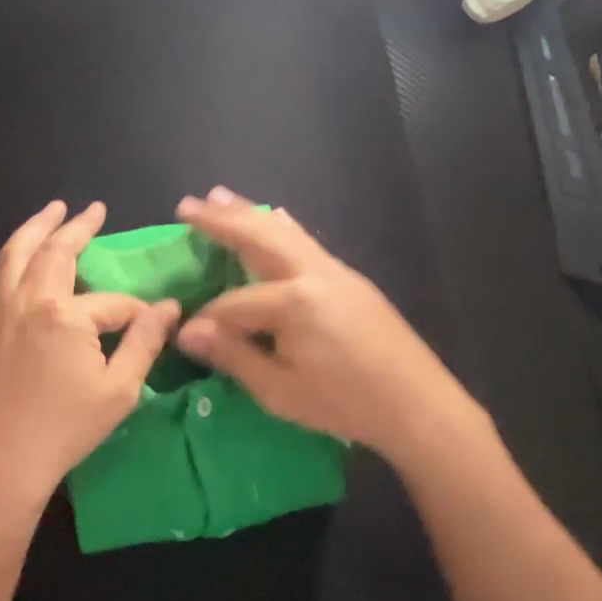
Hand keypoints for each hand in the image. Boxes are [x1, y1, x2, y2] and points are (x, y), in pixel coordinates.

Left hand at [0, 200, 180, 522]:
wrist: (5, 457)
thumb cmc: (66, 428)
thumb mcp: (118, 390)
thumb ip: (143, 342)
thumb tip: (168, 307)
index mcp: (65, 314)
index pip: (112, 301)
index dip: (136, 311)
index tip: (153, 320)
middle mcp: (28, 299)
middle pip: (55, 252)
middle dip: (78, 228)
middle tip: (93, 210)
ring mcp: (0, 308)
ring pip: (17, 253)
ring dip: (37, 227)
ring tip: (53, 210)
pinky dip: (12, 253)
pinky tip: (21, 253)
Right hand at [173, 186, 484, 460]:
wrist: (419, 406)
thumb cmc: (345, 404)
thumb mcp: (279, 390)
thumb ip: (233, 355)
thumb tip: (187, 332)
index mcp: (294, 302)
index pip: (233, 304)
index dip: (205, 322)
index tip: (182, 334)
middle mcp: (314, 273)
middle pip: (259, 238)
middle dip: (221, 220)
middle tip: (187, 204)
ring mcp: (336, 272)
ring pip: (285, 233)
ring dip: (250, 213)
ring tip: (220, 195)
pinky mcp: (351, 280)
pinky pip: (307, 243)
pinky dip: (282, 227)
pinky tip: (278, 218)